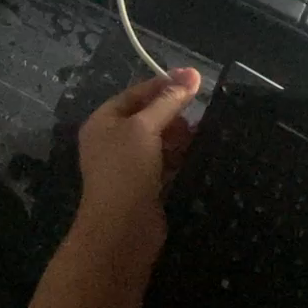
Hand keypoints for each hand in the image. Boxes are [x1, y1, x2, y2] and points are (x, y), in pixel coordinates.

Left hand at [72, 67, 200, 258]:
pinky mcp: (146, 188)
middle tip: (201, 107)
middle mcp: (113, 140)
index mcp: (104, 121)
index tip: (194, 78)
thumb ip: (168, 102)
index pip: (135, 94)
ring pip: (158, 141)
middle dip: (172, 111)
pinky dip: (181, 156)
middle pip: (147, 117)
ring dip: (179, 134)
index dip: (163, 84)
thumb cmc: (125, 170)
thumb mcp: (144, 128)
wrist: (121, 233)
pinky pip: (165, 163)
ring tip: (204, 129)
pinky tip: (200, 151)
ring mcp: (129, 166)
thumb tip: (193, 74)